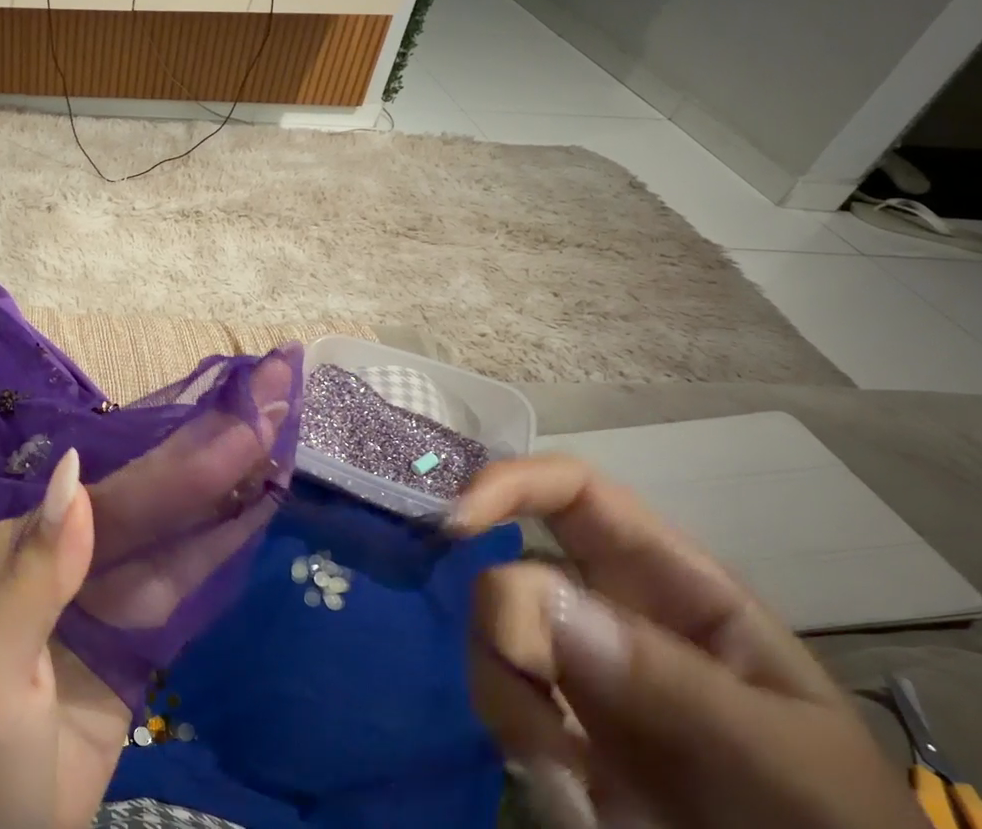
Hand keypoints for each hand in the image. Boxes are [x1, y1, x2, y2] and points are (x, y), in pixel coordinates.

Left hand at [0, 358, 292, 828]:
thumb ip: (35, 576)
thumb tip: (75, 473)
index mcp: (21, 549)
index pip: (108, 493)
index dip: (174, 455)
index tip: (234, 407)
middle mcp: (66, 557)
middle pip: (148, 502)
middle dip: (209, 452)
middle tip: (276, 397)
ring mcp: (105, 598)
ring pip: (172, 535)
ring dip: (224, 489)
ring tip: (280, 438)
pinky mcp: (135, 639)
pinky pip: (181, 584)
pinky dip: (218, 546)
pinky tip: (256, 507)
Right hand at [451, 455, 926, 828]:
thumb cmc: (824, 818)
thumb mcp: (775, 749)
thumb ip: (665, 676)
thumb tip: (530, 594)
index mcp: (676, 589)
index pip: (578, 496)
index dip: (511, 484)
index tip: (455, 524)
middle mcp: (608, 614)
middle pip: (512, 572)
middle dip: (505, 626)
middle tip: (538, 704)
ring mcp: (573, 669)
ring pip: (490, 637)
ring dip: (509, 700)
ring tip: (568, 780)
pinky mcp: (548, 722)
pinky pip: (494, 696)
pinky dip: (514, 738)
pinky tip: (568, 793)